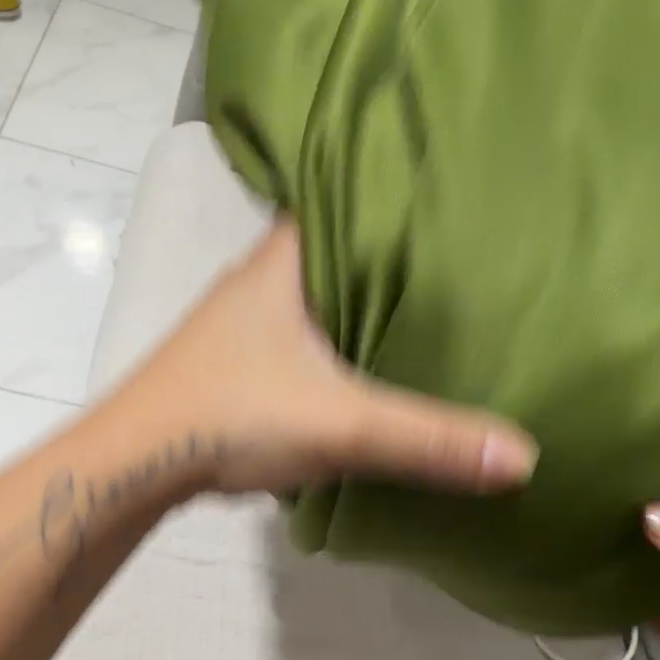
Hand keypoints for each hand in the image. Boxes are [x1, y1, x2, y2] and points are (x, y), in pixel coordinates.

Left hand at [115, 220, 537, 494]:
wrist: (135, 463)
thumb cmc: (230, 416)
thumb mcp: (340, 424)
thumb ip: (428, 439)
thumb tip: (524, 458)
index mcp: (285, 256)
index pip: (353, 196)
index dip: (407, 197)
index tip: (467, 200)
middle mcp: (261, 274)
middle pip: (343, 249)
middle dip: (396, 256)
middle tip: (468, 261)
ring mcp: (244, 320)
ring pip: (320, 298)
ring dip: (363, 304)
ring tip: (434, 309)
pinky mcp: (236, 362)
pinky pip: (305, 338)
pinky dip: (338, 344)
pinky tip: (372, 364)